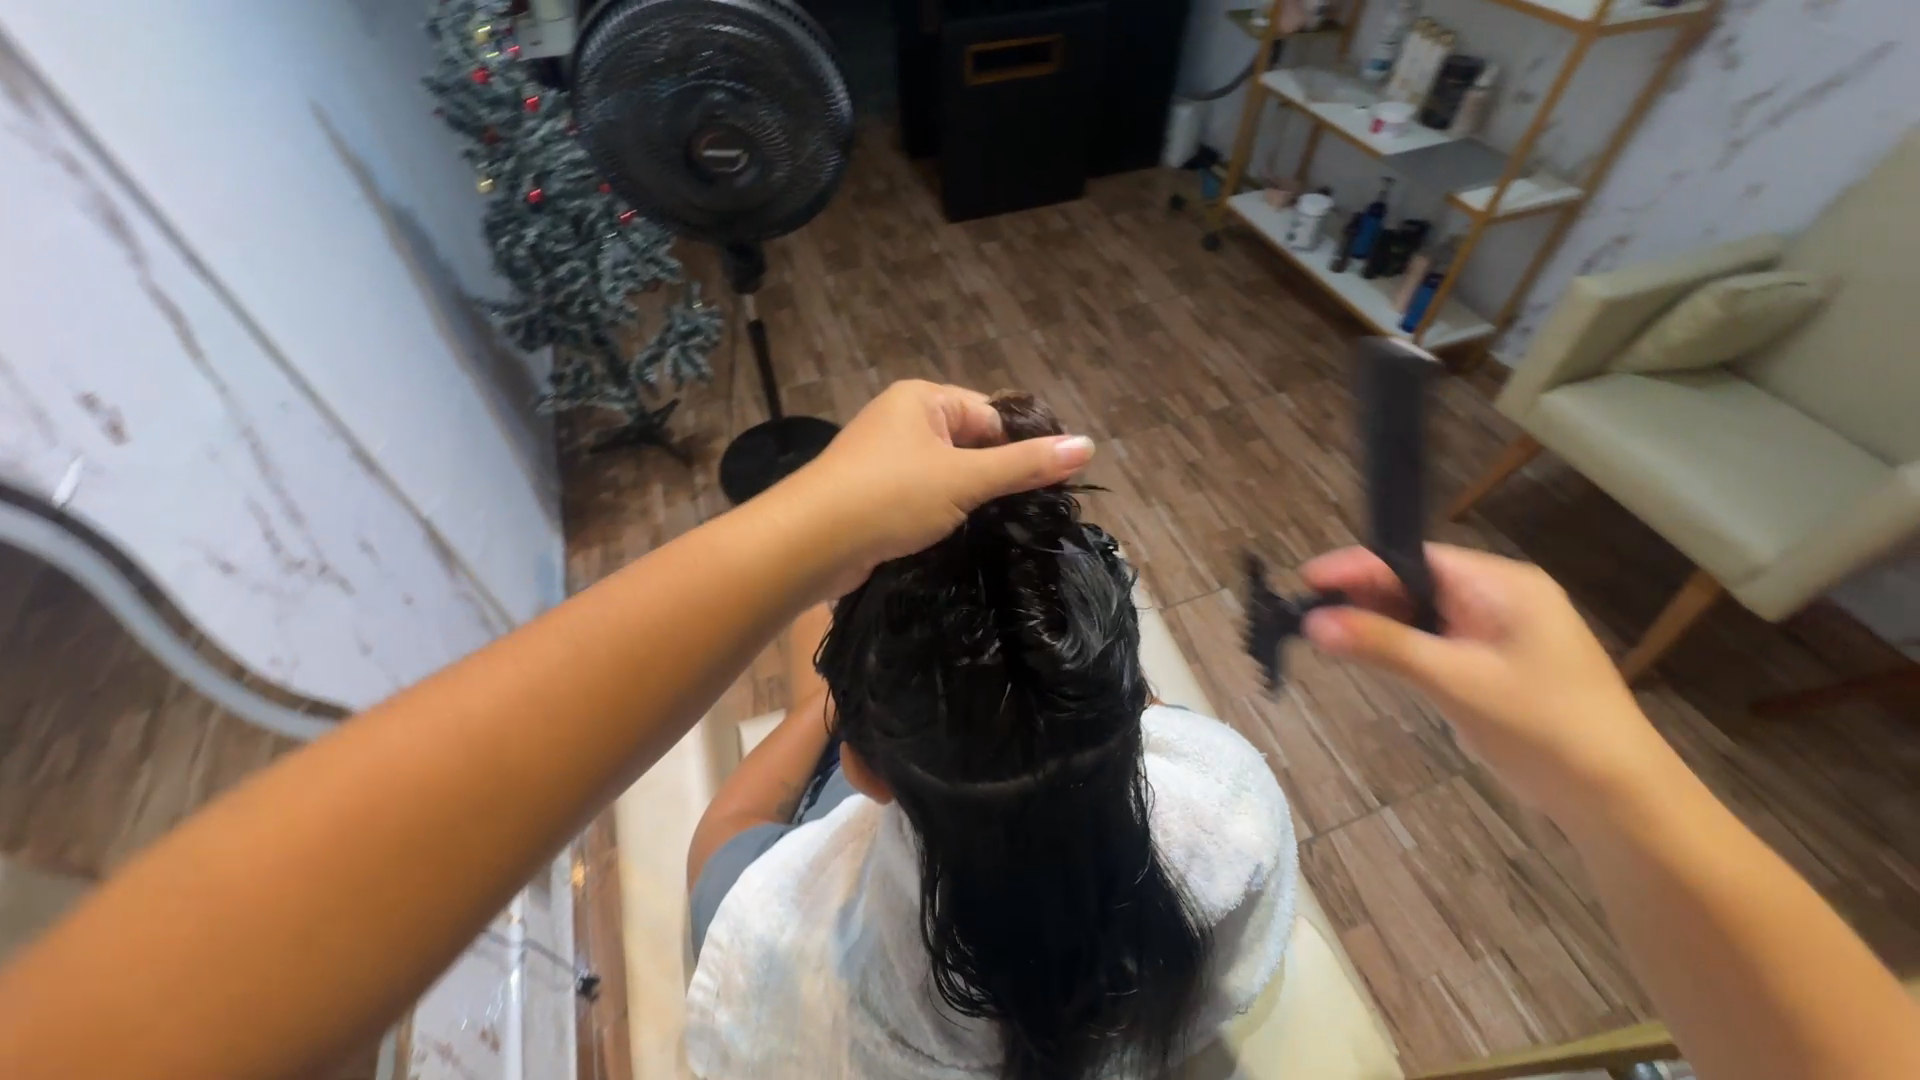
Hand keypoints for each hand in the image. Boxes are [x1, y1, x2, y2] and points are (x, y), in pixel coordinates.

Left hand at [773, 381, 1095, 591]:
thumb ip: (1025, 465)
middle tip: (1033, 512)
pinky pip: (926, 498)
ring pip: (949, 475)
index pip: (992, 415)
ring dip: (972, 500)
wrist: (809, 544)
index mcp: (922, 400)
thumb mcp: (964, 478)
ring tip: (1006, 527)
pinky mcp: (876, 497)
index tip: (1053, 485)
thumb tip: (1088, 445)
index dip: (1023, 447)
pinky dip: (945, 515)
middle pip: (972, 443)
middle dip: (998, 476)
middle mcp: (903, 421)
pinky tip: (965, 537)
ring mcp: (887, 460)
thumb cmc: (888, 497)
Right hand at [1300, 544, 1670, 820]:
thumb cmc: (1543, 726)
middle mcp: (1500, 597)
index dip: (1358, 567)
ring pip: (1421, 613)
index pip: (1414, 559)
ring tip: (1327, 634)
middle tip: (1309, 613)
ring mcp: (1498, 631)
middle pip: (1415, 582)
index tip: (1306, 579)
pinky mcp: (1492, 662)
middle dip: (1363, 596)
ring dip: (1378, 623)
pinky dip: (1400, 646)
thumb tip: (1312, 621)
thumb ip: (1382, 645)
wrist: (1615, 795)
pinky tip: (1370, 656)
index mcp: (1502, 584)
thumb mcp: (1455, 680)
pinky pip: (1434, 640)